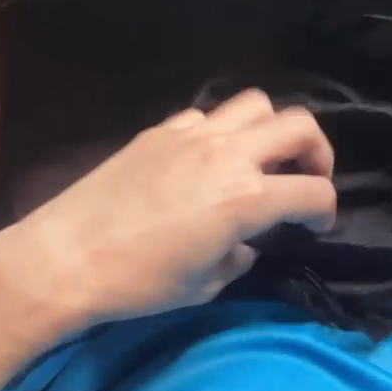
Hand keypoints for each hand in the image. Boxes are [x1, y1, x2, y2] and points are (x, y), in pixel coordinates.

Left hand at [0, 89, 336, 340]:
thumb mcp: (202, 286)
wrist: (66, 257)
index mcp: (247, 197)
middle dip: (317, 151)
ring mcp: (190, 135)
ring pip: (253, 104)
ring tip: (259, 159)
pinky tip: (205, 159)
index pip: (313, 191)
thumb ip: (237, 260)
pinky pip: (206, 116)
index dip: (325, 211)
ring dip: (269, 129)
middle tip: (306, 179)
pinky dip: (221, 131)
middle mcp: (227, 154)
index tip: (316, 226)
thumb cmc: (138, 284)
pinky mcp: (157, 131)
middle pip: (298, 125)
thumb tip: (245, 246)